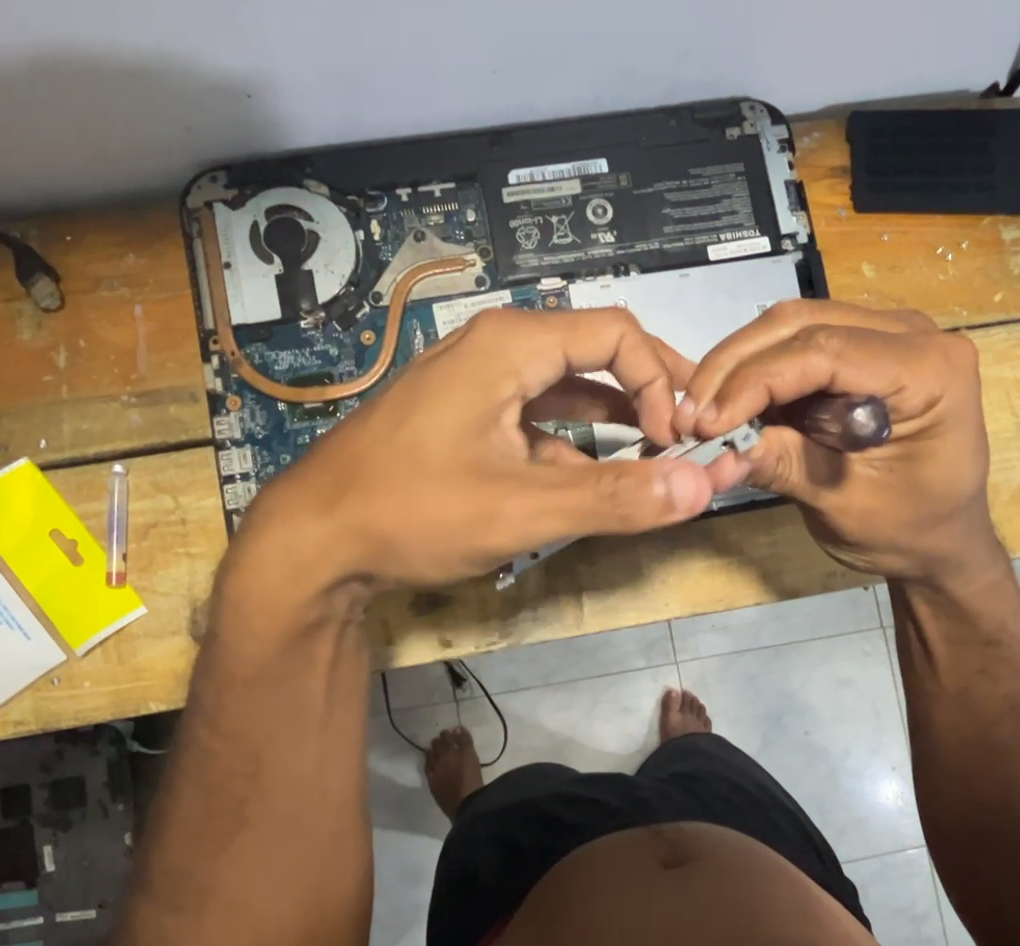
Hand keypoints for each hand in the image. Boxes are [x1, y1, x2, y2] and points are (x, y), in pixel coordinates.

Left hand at [232, 308, 720, 593]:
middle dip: (648, 389)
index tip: (678, 439)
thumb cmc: (413, 510)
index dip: (662, 380)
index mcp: (510, 346)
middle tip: (691, 426)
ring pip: (563, 387)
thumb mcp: (523, 509)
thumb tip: (703, 486)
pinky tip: (585, 477)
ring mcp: (473, 385)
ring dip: (611, 417)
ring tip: (654, 450)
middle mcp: (494, 350)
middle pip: (592, 351)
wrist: (315, 539)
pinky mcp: (462, 419)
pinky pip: (532, 417)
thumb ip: (616, 497)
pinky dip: (568, 441)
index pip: (616, 333)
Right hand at [677, 300, 1001, 583]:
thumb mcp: (843, 504)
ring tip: (701, 411)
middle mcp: (914, 334)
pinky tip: (727, 403)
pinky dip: (756, 372)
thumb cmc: (907, 530)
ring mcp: (888, 335)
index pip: (823, 351)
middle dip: (734, 367)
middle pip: (801, 323)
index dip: (753, 381)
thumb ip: (782, 464)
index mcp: (929, 370)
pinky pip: (797, 344)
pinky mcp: (862, 347)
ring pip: (791, 325)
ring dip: (738, 366)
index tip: (704, 423)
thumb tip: (712, 449)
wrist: (940, 541)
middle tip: (688, 414)